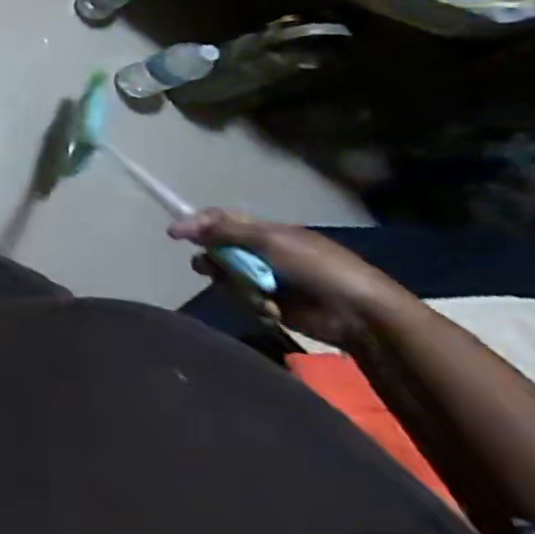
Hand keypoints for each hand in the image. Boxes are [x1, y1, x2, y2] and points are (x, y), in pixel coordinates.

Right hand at [169, 209, 413, 345]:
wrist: (359, 313)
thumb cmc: (318, 268)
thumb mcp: (270, 241)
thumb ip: (225, 233)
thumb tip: (184, 226)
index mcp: (262, 231)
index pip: (219, 219)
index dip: (195, 223)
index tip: (174, 234)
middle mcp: (258, 252)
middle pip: (215, 250)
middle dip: (212, 261)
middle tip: (213, 270)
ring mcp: (263, 278)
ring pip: (224, 277)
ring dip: (237, 287)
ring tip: (258, 296)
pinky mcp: (268, 302)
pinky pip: (240, 299)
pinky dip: (253, 304)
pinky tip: (272, 309)